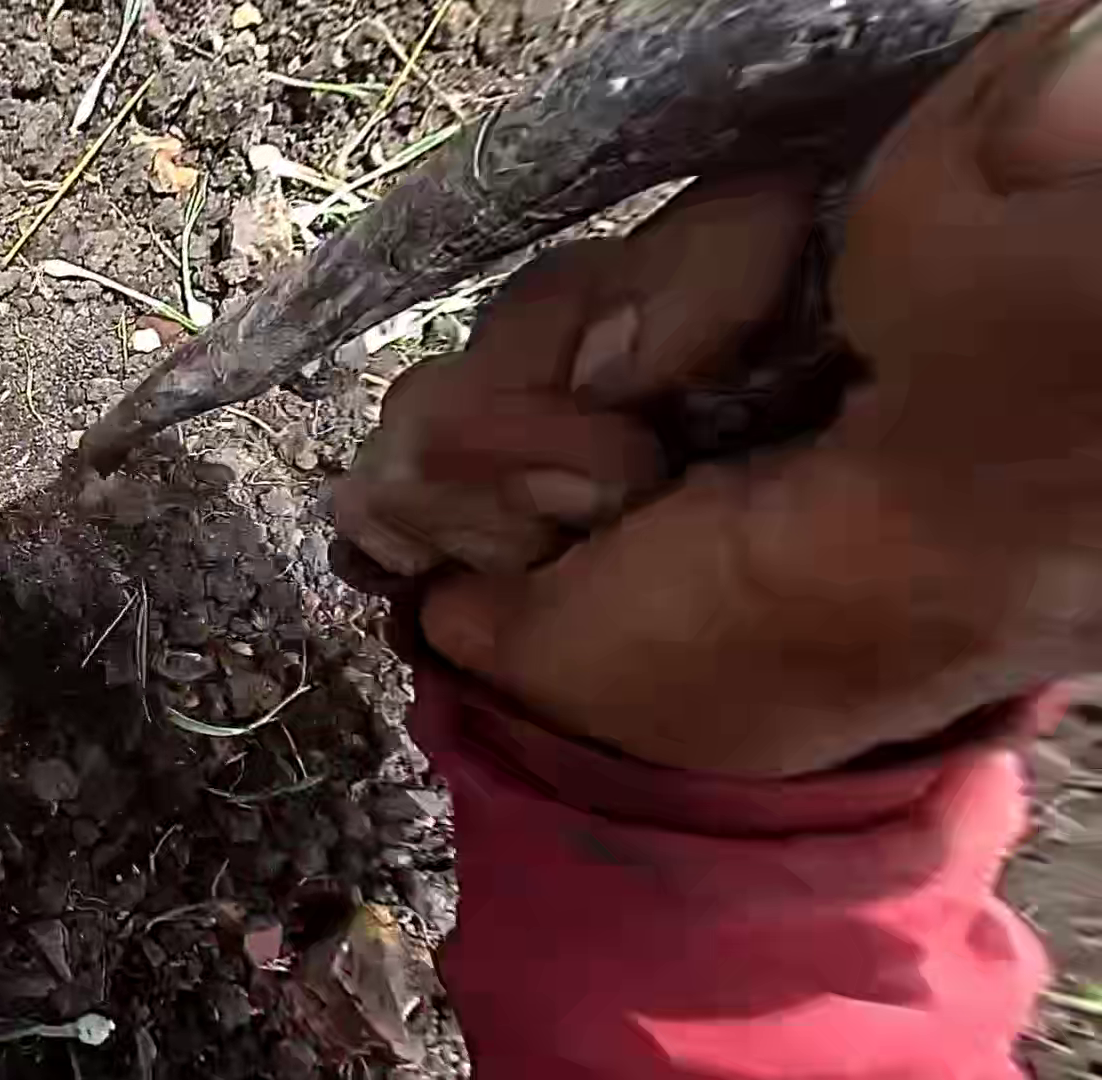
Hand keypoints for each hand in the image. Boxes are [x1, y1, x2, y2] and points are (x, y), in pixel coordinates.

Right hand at [338, 2, 1101, 775]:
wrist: (617, 724)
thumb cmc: (791, 635)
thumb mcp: (947, 501)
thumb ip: (1022, 312)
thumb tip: (1078, 58)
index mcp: (797, 303)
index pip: (701, 213)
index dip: (670, 306)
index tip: (674, 406)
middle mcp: (648, 327)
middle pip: (538, 303)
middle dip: (550, 430)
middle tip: (609, 508)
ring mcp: (522, 393)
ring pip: (436, 387)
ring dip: (481, 497)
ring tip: (540, 549)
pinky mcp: (438, 455)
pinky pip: (378, 455)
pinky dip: (420, 526)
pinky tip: (476, 559)